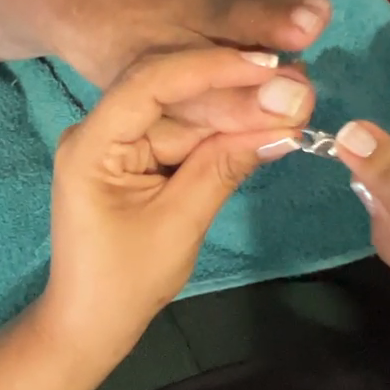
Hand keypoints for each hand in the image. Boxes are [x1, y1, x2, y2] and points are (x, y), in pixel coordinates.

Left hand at [37, 48, 305, 366]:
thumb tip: (285, 125)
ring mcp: (118, 142)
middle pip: (169, 91)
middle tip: (298, 82)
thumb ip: (225, 166)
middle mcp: (99, 130)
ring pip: (183, 111)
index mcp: (91, 143)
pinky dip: (222, 132)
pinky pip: (182, 134)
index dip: (211, 68)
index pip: (150, 83)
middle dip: (233, 87)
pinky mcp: (137, 157)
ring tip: (294, 98)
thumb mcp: (180, 223)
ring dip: (236, 107)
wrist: (91, 324)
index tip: (268, 65)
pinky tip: (264, 120)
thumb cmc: (125, 282)